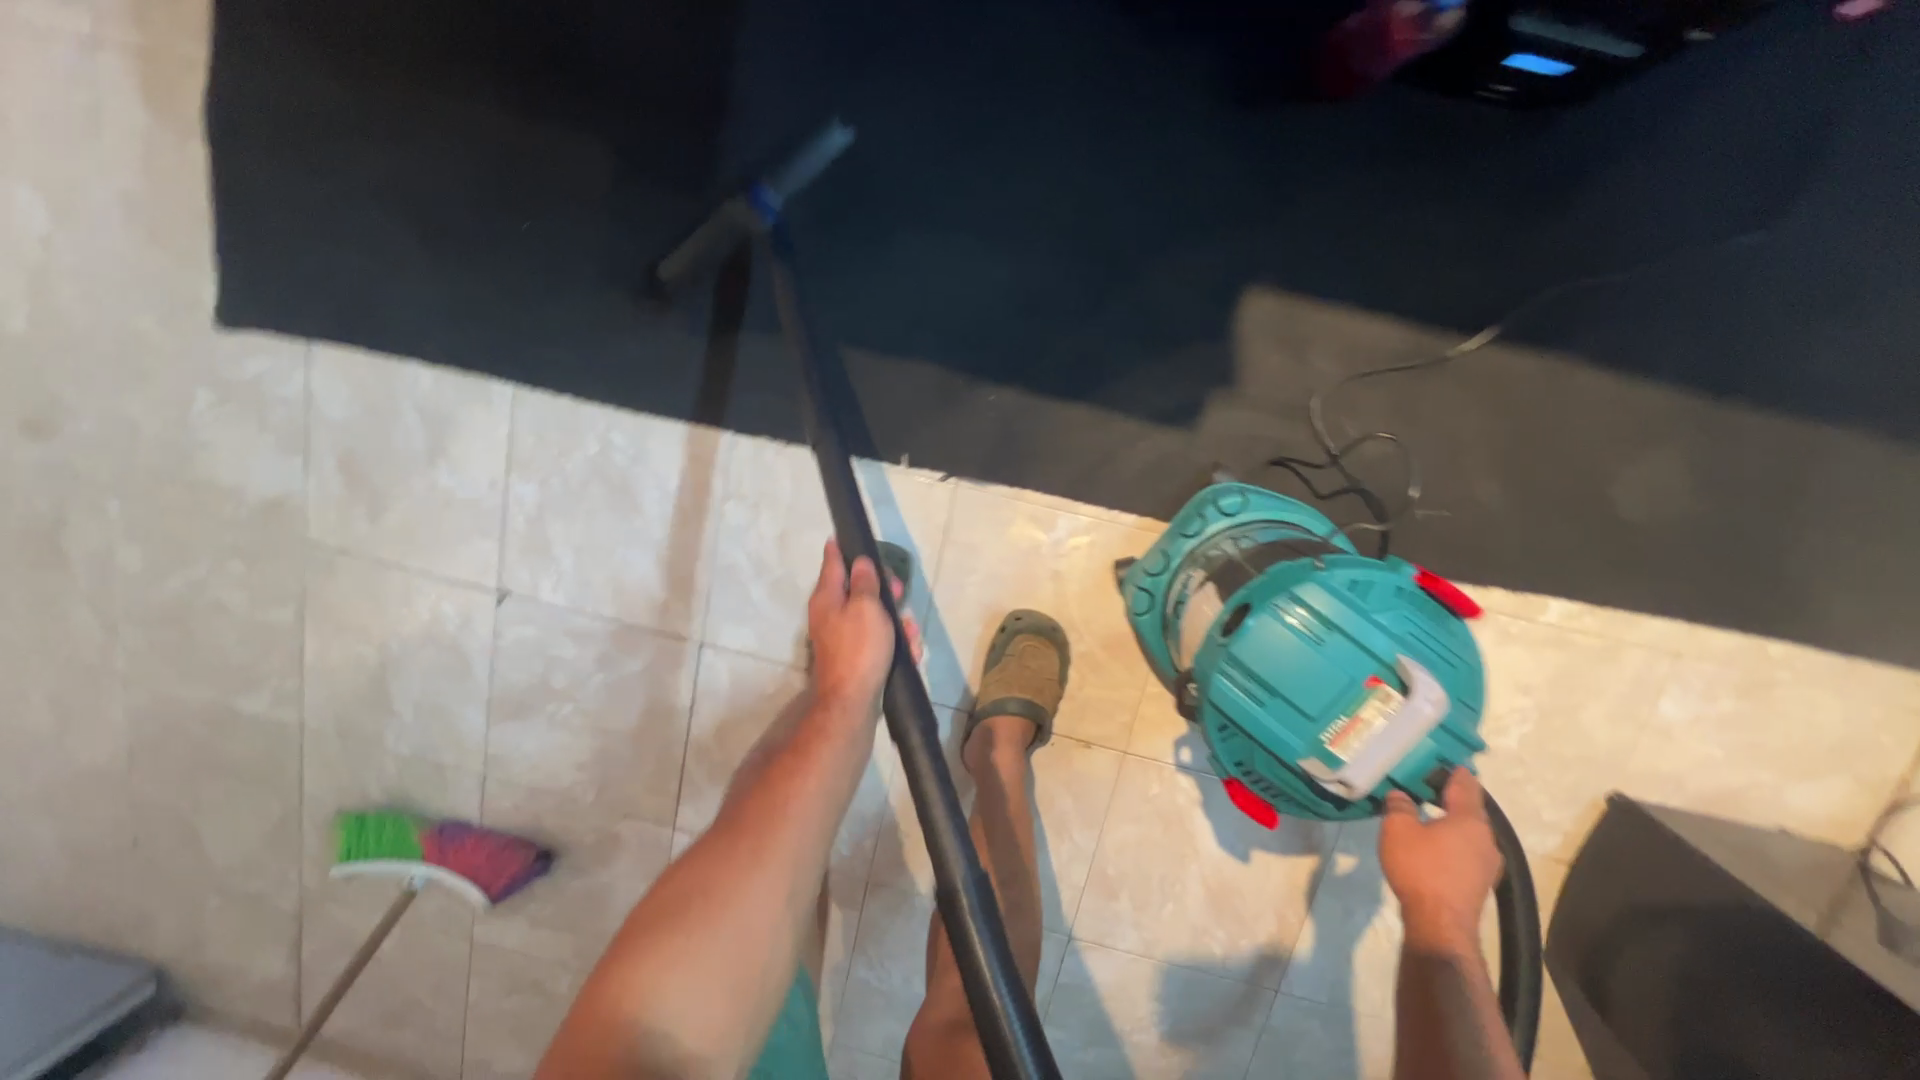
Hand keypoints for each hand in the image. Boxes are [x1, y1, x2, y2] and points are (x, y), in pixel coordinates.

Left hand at [807, 539, 920, 714]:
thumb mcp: (866, 607)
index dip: (841, 548)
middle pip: (858, 590)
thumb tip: (860, 562)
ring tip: (911, 634)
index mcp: (827, 597)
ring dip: (896, 623)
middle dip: (884, 591)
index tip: (845, 535)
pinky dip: (895, 644)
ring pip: (874, 618)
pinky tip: (910, 652)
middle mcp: (831, 614)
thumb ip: (865, 582)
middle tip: (899, 592)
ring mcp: (843, 638)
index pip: (831, 563)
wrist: (851, 701)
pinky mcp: (857, 658)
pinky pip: (879, 641)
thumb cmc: (858, 648)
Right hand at [1380, 768, 1502, 954]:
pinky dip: (1454, 844)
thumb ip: (1399, 807)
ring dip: (1453, 824)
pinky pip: (1467, 852)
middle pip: (1471, 811)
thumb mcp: (1398, 830)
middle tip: (1431, 788)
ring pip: (1470, 834)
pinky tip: (1437, 848)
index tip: (1448, 763)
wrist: (1439, 923)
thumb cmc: (1420, 868)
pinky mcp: (1480, 883)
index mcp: (1469, 820)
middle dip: (1453, 799)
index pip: (1466, 786)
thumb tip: (1400, 796)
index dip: (1456, 773)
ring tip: (1432, 818)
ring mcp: (1487, 864)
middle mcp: (1486, 839)